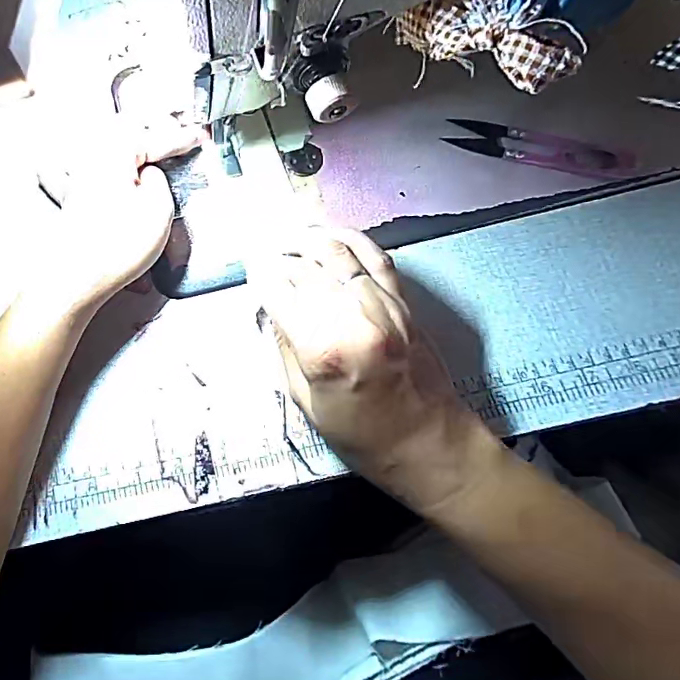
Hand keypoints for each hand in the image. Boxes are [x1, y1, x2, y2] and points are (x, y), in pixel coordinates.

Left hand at [27, 114, 201, 313]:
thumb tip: (152, 174)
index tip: (197, 137)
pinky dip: (123, 162)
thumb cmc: (111, 247)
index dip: (183, 137)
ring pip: (114, 143)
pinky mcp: (75, 192)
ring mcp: (80, 173)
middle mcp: (92, 155)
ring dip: (138, 143)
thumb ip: (160, 179)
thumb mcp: (158, 207)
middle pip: (129, 128)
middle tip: (179, 137)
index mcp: (115, 149)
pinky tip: (134, 174)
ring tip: (160, 151)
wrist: (75, 275)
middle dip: (156, 129)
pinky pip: (104, 163)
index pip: (157, 136)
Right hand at [252, 227, 504, 515]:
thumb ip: (285, 346)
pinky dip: (350, 238)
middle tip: (263, 257)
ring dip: (307, 240)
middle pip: (304, 269)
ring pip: (336, 253)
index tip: (249, 267)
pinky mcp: (403, 301)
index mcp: (323, 349)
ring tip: (288, 239)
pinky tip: (329, 234)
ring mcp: (383, 305)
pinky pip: (375, 256)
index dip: (259, 275)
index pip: (278, 291)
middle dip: (278, 258)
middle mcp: (353, 318)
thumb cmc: (360, 435)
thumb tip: (272, 307)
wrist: (430, 445)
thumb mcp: (304, 399)